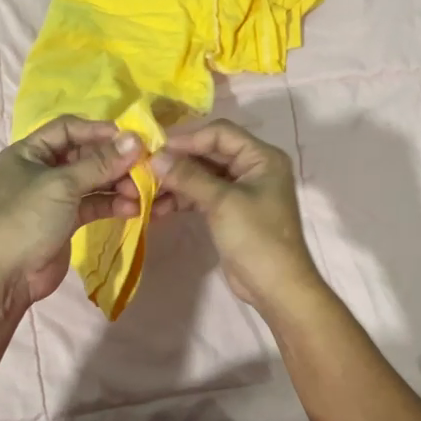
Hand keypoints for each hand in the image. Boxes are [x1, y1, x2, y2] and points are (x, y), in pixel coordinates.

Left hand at [0, 116, 142, 305]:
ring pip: (91, 182)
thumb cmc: (26, 220)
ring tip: (141, 192)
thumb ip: (100, 163)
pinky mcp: (65, 221)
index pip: (68, 128)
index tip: (130, 137)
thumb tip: (136, 139)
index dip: (98, 130)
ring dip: (116, 184)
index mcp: (29, 152)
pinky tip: (132, 209)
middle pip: (84, 155)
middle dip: (113, 161)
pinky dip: (111, 205)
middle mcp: (41, 170)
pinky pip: (92, 205)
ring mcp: (54, 197)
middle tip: (143, 167)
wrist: (4, 277)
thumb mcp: (62, 185)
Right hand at [150, 120, 324, 312]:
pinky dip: (182, 199)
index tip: (156, 148)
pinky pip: (202, 195)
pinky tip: (158, 207)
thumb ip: (188, 177)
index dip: (188, 138)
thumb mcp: (222, 202)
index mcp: (262, 157)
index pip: (220, 134)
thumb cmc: (256, 237)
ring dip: (176, 182)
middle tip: (145, 168)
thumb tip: (155, 157)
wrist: (275, 286)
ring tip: (146, 191)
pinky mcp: (229, 211)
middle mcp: (253, 168)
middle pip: (209, 153)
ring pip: (202, 175)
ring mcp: (241, 190)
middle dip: (178, 161)